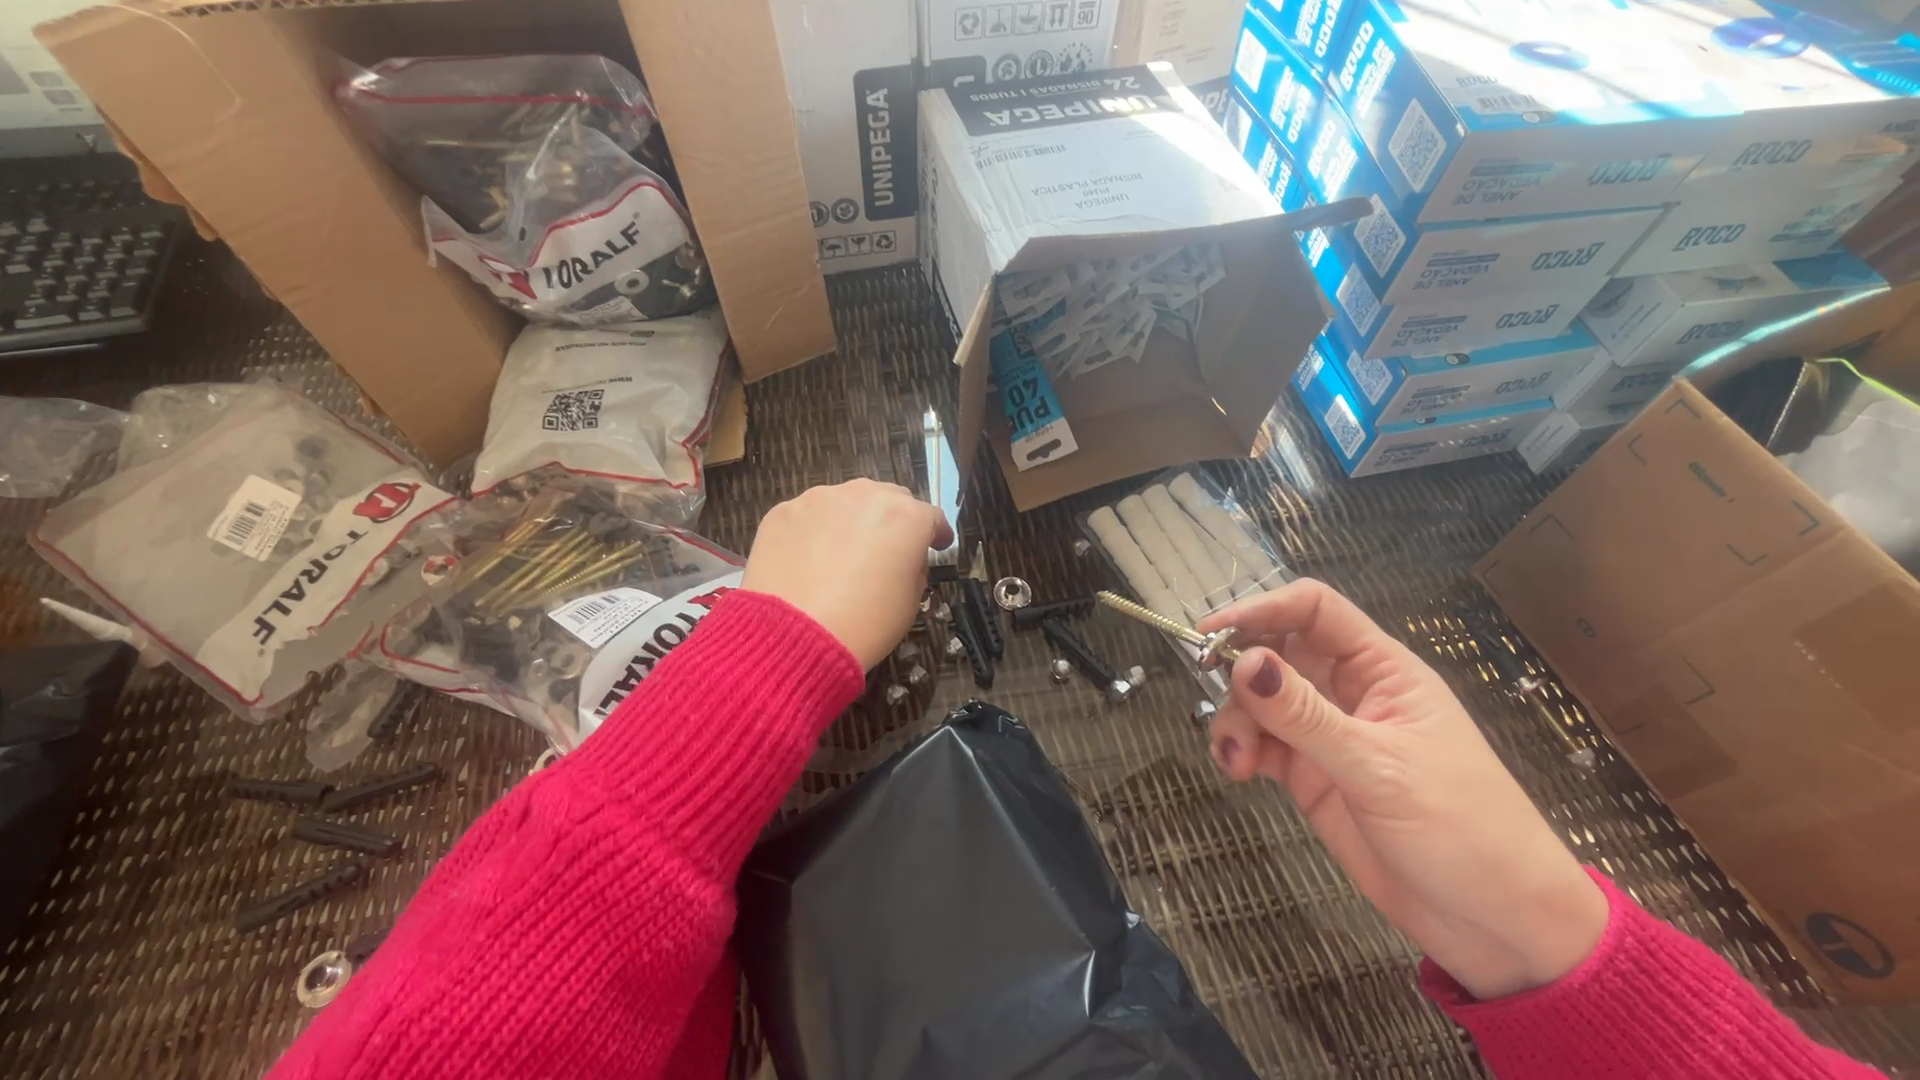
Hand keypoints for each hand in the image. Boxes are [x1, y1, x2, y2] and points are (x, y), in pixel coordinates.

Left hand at [741, 480, 953, 669]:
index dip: (936, 533)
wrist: (793, 637)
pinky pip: (808, 516)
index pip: (932, 517)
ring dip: (851, 521)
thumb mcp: (910, 601)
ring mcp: (818, 500)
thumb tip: (904, 556)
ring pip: (844, 502)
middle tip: (887, 548)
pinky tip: (808, 560)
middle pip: (887, 499)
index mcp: (905, 517)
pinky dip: (814, 531)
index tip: (937, 545)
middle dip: (892, 519)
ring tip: (842, 554)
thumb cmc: (863, 624)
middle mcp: (863, 496)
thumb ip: (913, 566)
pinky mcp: (782, 512)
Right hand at [1197, 580, 1607, 1000]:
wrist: (1495, 924)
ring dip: (1237, 719)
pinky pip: (1261, 743)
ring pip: (1261, 700)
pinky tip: (1240, 771)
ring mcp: (1327, 734)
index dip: (1263, 609)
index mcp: (1382, 670)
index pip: (1315, 610)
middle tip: (1210, 690)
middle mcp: (1349, 691)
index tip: (1211, 633)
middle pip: (1277, 651)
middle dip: (1240, 668)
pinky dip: (1241, 750)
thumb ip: (1305, 715)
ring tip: (1236, 759)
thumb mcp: (1378, 768)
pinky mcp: (1310, 775)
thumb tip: (1242, 660)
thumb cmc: (1462, 830)